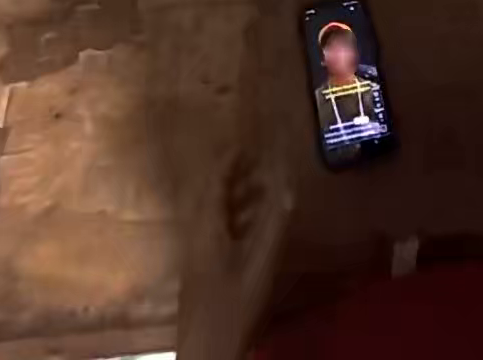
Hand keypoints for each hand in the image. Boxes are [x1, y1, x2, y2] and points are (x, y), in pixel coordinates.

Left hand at [176, 149, 291, 359]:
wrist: (207, 354)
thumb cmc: (233, 306)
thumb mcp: (260, 263)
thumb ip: (274, 223)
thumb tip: (287, 184)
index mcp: (205, 226)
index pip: (214, 181)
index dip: (229, 160)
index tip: (247, 144)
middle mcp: (195, 233)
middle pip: (211, 194)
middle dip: (234, 176)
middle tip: (257, 163)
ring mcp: (195, 253)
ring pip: (214, 213)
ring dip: (235, 197)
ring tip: (261, 189)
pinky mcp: (200, 270)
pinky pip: (215, 229)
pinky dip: (233, 218)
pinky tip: (251, 226)